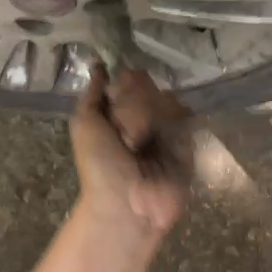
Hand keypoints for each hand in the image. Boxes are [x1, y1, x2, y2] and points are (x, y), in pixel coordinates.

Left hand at [68, 67, 190, 259]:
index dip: (123, 85)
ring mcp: (165, 128)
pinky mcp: (187, 142)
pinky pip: (185, 117)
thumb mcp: (84, 124)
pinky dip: (171, 127)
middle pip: (148, 86)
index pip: (128, 78)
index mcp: (116, 112)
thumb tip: (99, 66)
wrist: (126, 205)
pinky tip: (159, 144)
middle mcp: (141, 116)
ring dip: (149, 119)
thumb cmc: (99, 165)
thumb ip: (92, 94)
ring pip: (166, 98)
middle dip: (134, 105)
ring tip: (139, 146)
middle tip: (126, 134)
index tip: (114, 99)